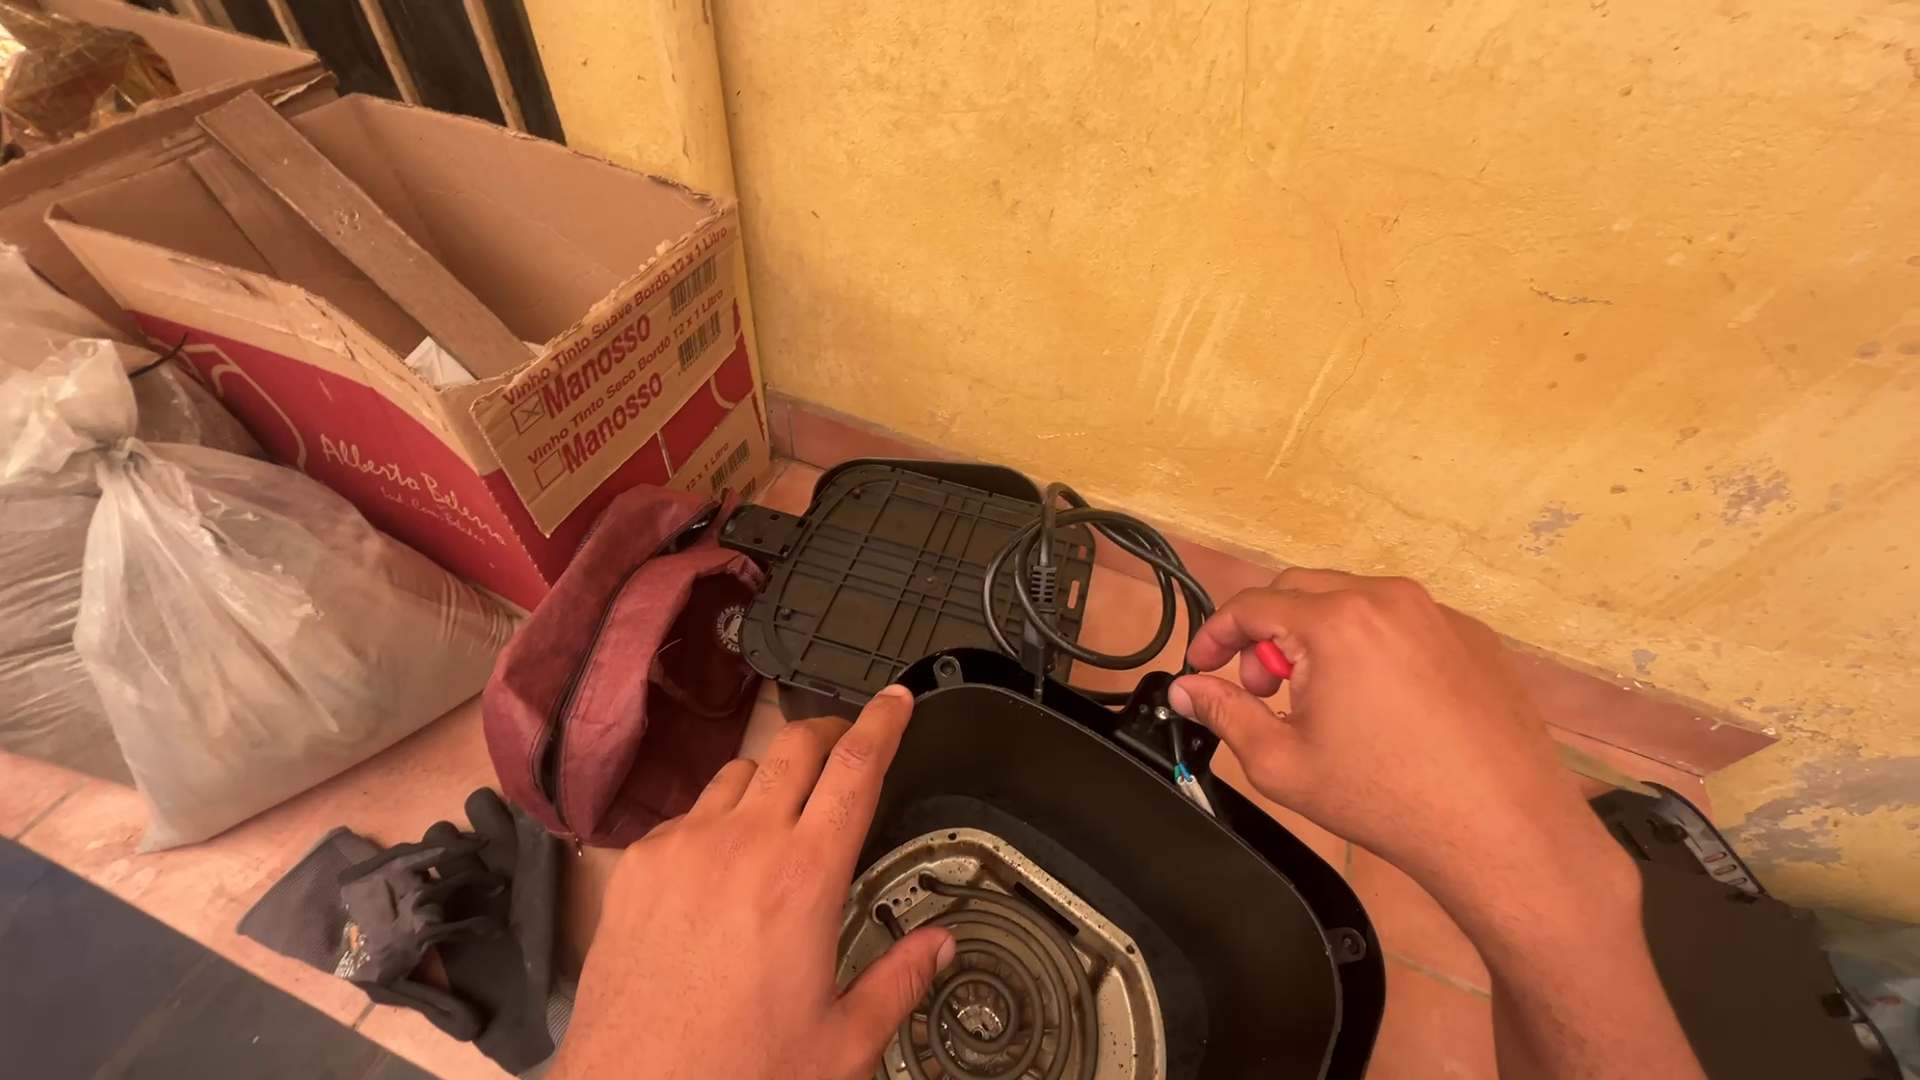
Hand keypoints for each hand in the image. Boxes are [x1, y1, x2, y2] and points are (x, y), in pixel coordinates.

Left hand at [550, 686, 953, 1079]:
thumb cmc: (739, 1073)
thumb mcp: (841, 1041)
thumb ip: (899, 980)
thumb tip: (942, 945)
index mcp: (805, 876)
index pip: (856, 767)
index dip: (884, 722)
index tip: (897, 698)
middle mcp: (744, 843)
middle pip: (797, 744)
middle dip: (831, 730)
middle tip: (847, 743)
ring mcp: (684, 847)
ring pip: (741, 769)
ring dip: (773, 775)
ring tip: (782, 811)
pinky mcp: (639, 864)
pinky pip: (689, 813)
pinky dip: (716, 819)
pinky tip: (718, 864)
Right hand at [1168, 568, 1628, 908]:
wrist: (1507, 834)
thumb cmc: (1384, 798)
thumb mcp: (1280, 760)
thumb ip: (1222, 711)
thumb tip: (1184, 688)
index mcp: (1335, 621)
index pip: (1250, 605)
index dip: (1215, 635)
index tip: (1201, 667)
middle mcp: (1386, 598)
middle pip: (1296, 591)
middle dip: (1263, 634)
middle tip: (1262, 689)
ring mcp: (1437, 613)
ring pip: (1347, 601)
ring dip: (1313, 636)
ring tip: (1319, 697)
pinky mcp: (1473, 635)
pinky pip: (1397, 620)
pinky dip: (1366, 643)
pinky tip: (1376, 701)